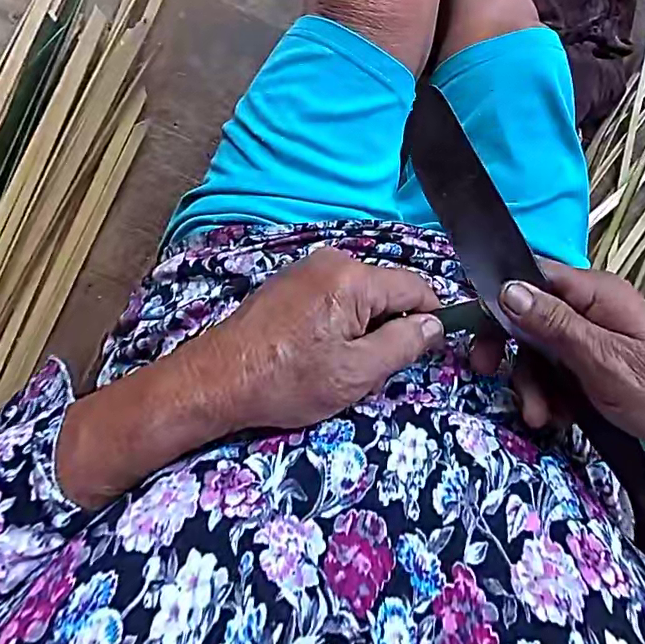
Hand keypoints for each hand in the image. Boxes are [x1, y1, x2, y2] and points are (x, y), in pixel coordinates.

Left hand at [177, 246, 446, 433]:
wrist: (210, 382)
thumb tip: (434, 324)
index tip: (427, 346)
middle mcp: (334, 260)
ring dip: (364, 323)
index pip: (415, 287)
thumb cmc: (284, 381)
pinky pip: (337, 292)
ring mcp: (309, 267)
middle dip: (390, 324)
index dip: (430, 316)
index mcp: (354, 278)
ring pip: (363, 293)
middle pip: (388, 289)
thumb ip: (404, 344)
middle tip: (371, 363)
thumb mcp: (356, 372)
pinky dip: (341, 318)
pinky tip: (316, 347)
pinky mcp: (292, 279)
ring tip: (338, 359)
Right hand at [470, 261, 644, 460]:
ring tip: (543, 418)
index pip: (534, 276)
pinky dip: (554, 393)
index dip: (501, 300)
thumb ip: (555, 325)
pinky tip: (560, 418)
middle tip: (489, 376)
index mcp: (596, 291)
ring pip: (545, 349)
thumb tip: (508, 288)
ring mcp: (597, 335)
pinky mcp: (600, 362)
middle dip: (515, 352)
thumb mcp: (603, 360)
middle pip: (533, 316)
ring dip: (535, 383)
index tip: (480, 336)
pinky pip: (562, 370)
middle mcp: (594, 306)